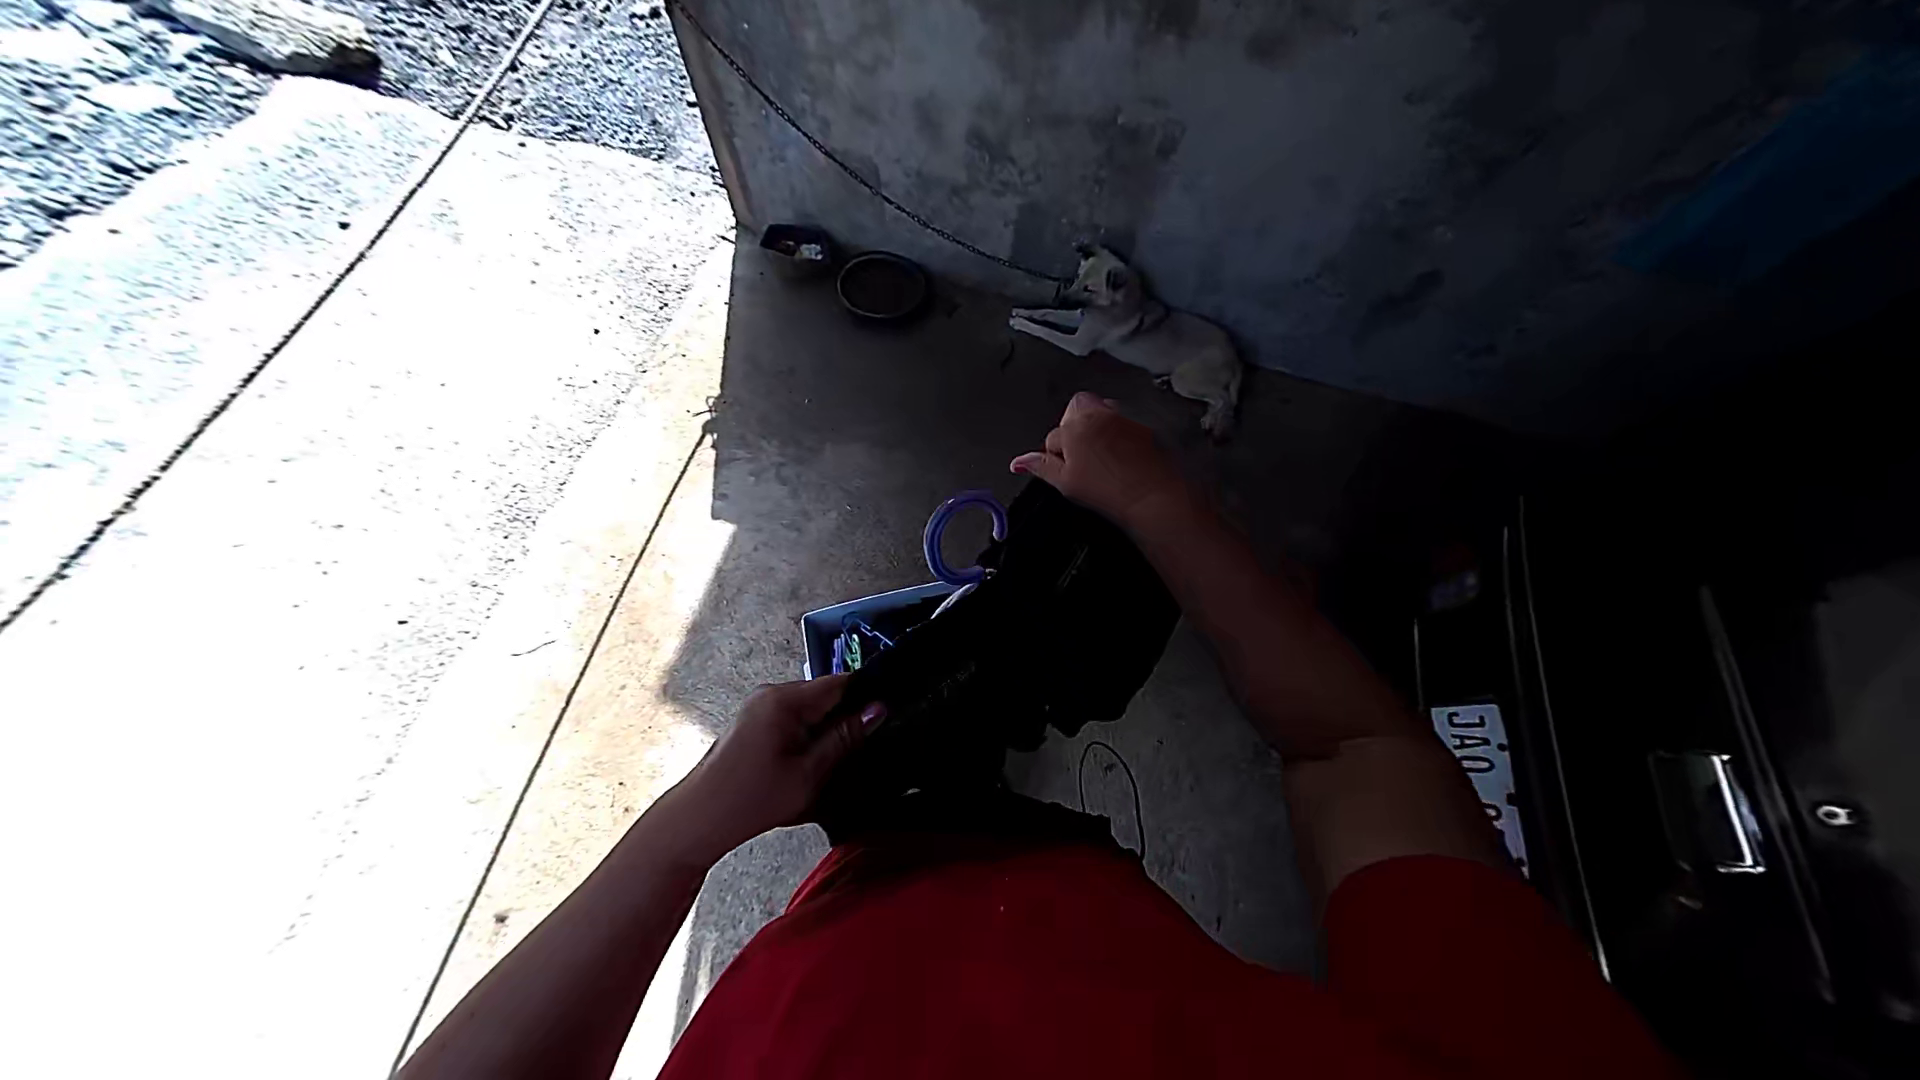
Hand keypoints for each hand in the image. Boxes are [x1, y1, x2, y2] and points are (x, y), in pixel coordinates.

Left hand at [665, 676, 883, 864]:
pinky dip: (809, 733)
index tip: (886, 715)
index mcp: (784, 699)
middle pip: (826, 694)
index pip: (840, 683)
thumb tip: (878, 710)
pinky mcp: (755, 719)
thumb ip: (846, 737)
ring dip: (827, 728)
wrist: (698, 821)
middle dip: (846, 717)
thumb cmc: (749, 800)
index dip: (866, 697)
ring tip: (832, 759)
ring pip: (812, 707)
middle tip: (860, 748)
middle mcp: (771, 693)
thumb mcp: (810, 773)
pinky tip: (810, 761)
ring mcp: (760, 705)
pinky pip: (794, 716)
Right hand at [1010, 392, 1192, 529]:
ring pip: (1099, 412)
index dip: (1055, 456)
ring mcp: (1122, 416)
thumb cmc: (1112, 490)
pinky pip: (1123, 420)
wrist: (1152, 494)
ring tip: (1101, 458)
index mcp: (1074, 427)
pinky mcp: (1141, 424)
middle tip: (1081, 458)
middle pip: (1074, 412)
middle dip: (1073, 429)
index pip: (1052, 437)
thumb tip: (1019, 462)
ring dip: (1095, 427)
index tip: (1067, 471)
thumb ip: (1040, 466)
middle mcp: (1097, 414)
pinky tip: (1120, 457)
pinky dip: (1117, 433)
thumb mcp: (1065, 482)